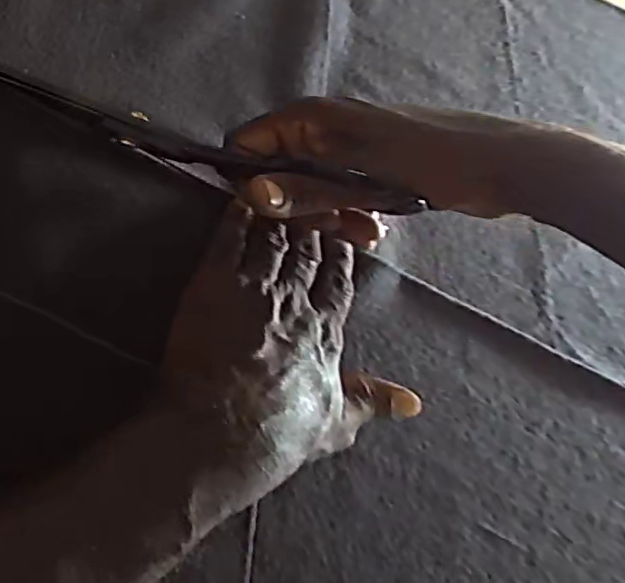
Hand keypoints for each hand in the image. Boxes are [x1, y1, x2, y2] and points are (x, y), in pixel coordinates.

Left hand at [156, 204, 419, 510]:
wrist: (225, 424)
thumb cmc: (279, 430)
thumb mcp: (335, 422)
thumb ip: (368, 402)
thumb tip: (411, 401)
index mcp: (324, 333)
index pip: (338, 283)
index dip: (340, 256)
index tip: (341, 234)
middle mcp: (293, 303)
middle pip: (306, 254)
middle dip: (310, 224)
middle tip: (311, 199)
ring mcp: (253, 288)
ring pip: (270, 240)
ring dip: (275, 215)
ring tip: (279, 193)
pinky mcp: (214, 280)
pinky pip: (228, 239)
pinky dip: (235, 216)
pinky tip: (239, 199)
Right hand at [228, 97, 558, 218]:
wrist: (518, 165)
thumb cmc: (437, 162)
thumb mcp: (362, 181)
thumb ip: (302, 188)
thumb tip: (249, 196)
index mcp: (307, 116)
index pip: (245, 143)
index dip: (248, 178)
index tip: (272, 210)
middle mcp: (317, 124)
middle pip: (274, 165)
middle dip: (294, 201)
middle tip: (326, 225)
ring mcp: (342, 141)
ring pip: (304, 180)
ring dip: (323, 210)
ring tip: (357, 230)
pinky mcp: (365, 160)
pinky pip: (333, 185)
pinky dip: (345, 208)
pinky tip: (371, 227)